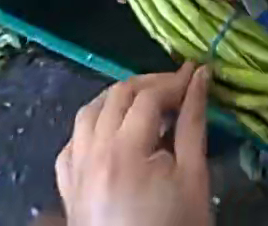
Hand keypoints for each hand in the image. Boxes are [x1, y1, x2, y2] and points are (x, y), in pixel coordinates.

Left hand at [56, 64, 211, 225]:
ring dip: (117, 100)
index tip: (196, 73)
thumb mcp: (193, 177)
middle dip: (149, 85)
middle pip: (116, 96)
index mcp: (124, 153)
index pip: (148, 96)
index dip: (174, 81)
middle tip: (176, 89)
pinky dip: (91, 129)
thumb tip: (200, 75)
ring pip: (88, 113)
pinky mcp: (67, 192)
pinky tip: (111, 134)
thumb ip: (193, 121)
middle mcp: (91, 155)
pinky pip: (72, 145)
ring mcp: (74, 174)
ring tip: (145, 105)